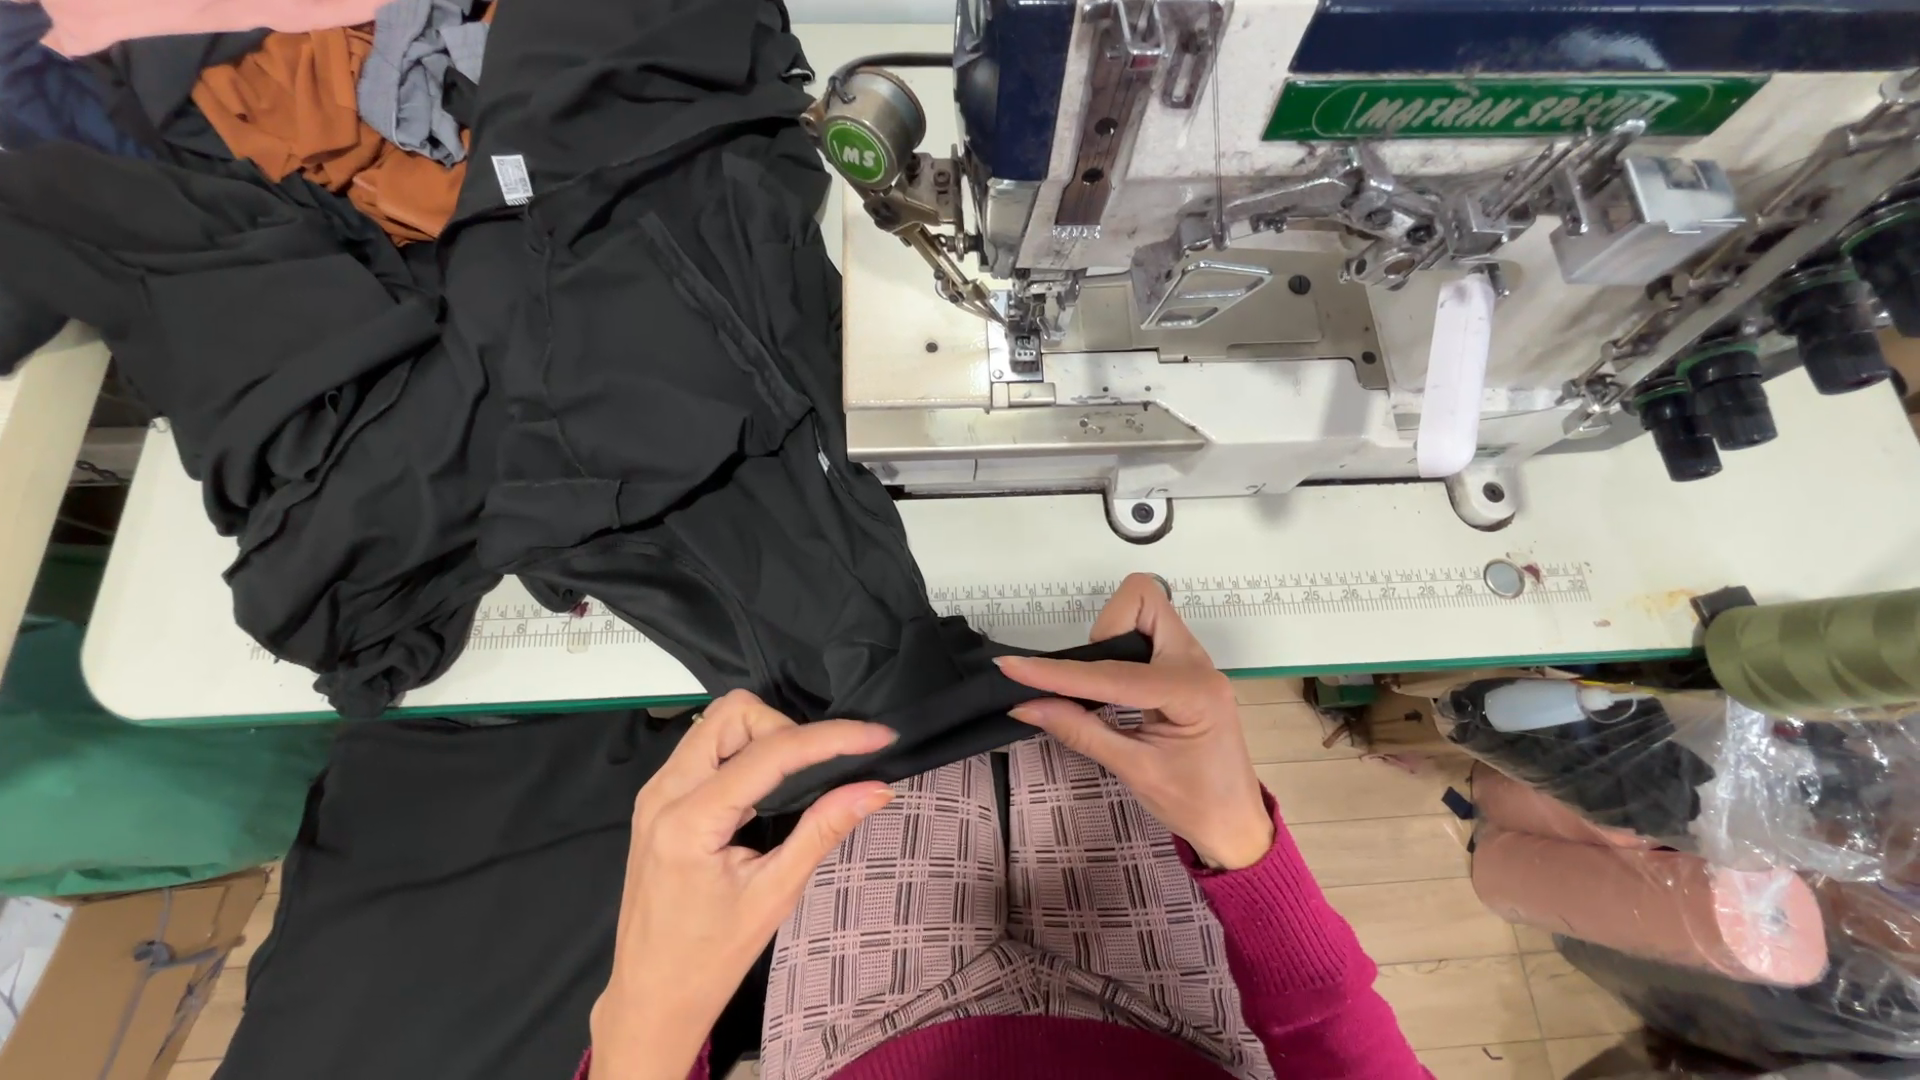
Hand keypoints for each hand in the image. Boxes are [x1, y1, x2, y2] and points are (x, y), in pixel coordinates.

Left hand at [590, 691, 898, 1079]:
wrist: (650, 998)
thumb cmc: (712, 957)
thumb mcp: (775, 894)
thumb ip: (824, 830)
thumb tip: (876, 788)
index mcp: (690, 819)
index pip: (771, 752)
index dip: (832, 737)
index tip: (878, 736)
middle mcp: (664, 791)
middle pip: (735, 713)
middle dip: (786, 728)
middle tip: (815, 770)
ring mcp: (655, 791)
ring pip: (719, 721)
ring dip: (764, 735)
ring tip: (793, 780)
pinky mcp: (658, 797)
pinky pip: (706, 745)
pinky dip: (744, 751)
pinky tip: (764, 791)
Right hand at [998, 573, 1273, 870]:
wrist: (1237, 824)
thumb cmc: (1194, 804)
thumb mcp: (1134, 770)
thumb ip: (1080, 730)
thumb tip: (1026, 705)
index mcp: (1191, 690)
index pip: (1112, 671)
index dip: (1058, 672)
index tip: (1012, 667)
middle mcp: (1196, 661)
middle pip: (1141, 601)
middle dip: (1102, 631)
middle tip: (1092, 684)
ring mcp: (1193, 659)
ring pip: (1144, 609)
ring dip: (1111, 637)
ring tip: (1103, 690)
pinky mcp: (1184, 664)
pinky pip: (1146, 631)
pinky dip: (1118, 649)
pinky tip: (1110, 687)